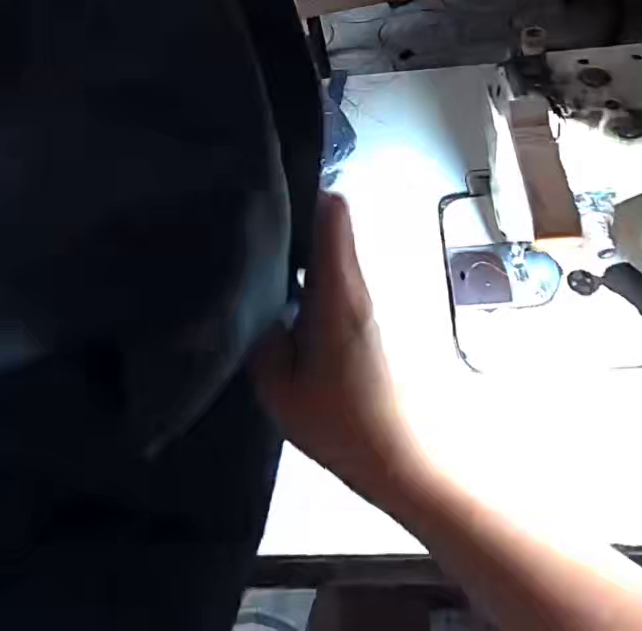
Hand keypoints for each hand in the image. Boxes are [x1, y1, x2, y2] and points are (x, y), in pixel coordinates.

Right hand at [251, 193, 429, 497]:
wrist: (392, 451)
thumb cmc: (336, 419)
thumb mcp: (277, 383)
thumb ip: (260, 333)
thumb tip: (250, 296)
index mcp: (337, 288)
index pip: (334, 213)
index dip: (305, 190)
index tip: (268, 193)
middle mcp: (355, 282)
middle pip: (333, 223)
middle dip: (295, 213)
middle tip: (251, 222)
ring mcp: (361, 297)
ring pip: (333, 247)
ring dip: (302, 242)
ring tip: (258, 252)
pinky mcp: (361, 314)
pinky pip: (334, 271)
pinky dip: (309, 267)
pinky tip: (278, 289)